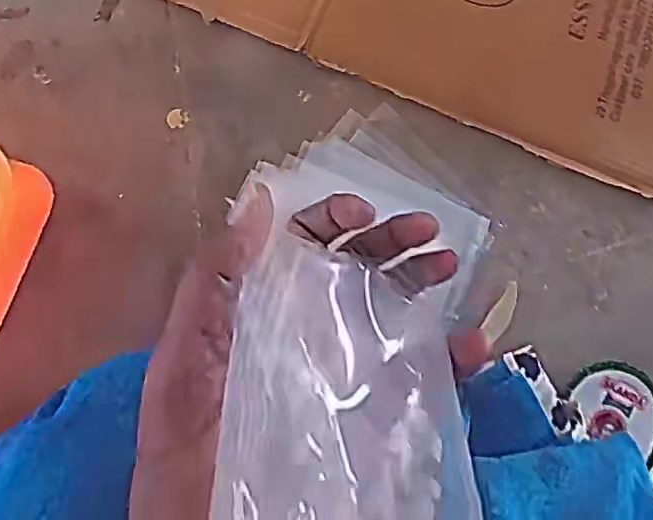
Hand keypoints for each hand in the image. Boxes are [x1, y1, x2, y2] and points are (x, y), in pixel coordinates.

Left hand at [127, 189, 489, 518]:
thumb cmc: (184, 449)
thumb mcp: (182, 361)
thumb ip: (211, 281)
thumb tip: (258, 203)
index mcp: (269, 303)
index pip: (307, 242)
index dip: (334, 217)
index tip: (362, 211)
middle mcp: (312, 325)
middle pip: (359, 263)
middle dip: (393, 235)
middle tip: (425, 227)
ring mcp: (346, 366)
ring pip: (394, 304)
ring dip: (425, 276)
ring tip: (446, 264)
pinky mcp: (374, 411)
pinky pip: (421, 375)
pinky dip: (452, 356)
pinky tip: (470, 346)